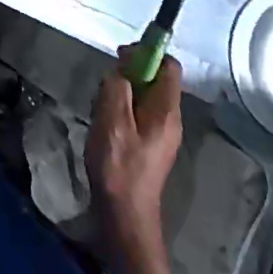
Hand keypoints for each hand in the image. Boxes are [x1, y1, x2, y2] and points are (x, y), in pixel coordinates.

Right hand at [87, 45, 182, 237]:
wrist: (125, 220)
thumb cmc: (119, 169)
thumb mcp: (112, 121)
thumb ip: (117, 88)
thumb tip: (121, 69)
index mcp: (167, 110)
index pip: (169, 65)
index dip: (147, 53)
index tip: (122, 57)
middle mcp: (171, 119)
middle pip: (156, 80)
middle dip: (130, 76)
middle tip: (106, 87)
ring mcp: (162, 135)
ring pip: (144, 98)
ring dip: (123, 96)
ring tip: (101, 110)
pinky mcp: (151, 148)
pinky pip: (139, 117)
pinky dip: (122, 113)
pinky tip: (105, 128)